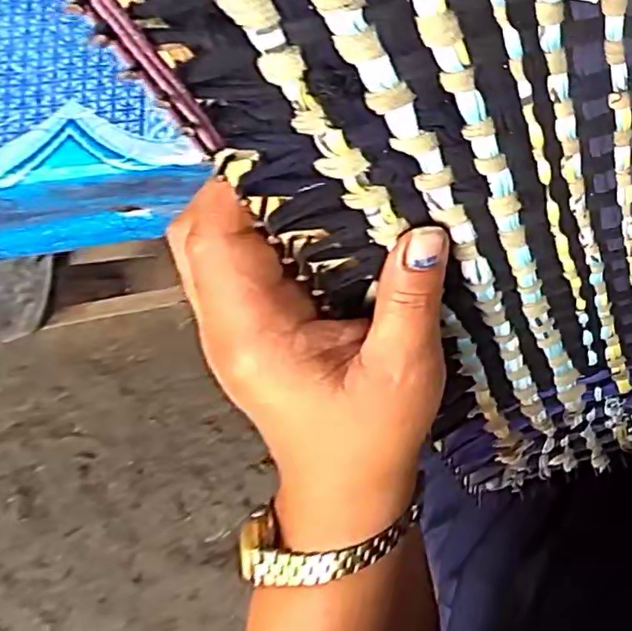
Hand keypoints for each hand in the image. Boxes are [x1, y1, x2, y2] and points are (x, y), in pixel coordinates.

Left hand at [167, 180, 448, 549]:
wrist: (350, 485)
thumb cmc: (371, 431)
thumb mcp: (403, 364)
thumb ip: (410, 296)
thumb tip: (426, 231)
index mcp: (252, 332)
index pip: (214, 243)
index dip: (230, 189)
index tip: (281, 145)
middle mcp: (234, 322)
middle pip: (205, 238)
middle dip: (241, 187)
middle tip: (306, 149)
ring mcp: (249, 324)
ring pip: (229, 248)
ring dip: (263, 206)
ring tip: (324, 168)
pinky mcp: (273, 326)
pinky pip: (262, 264)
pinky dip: (284, 231)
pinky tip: (334, 213)